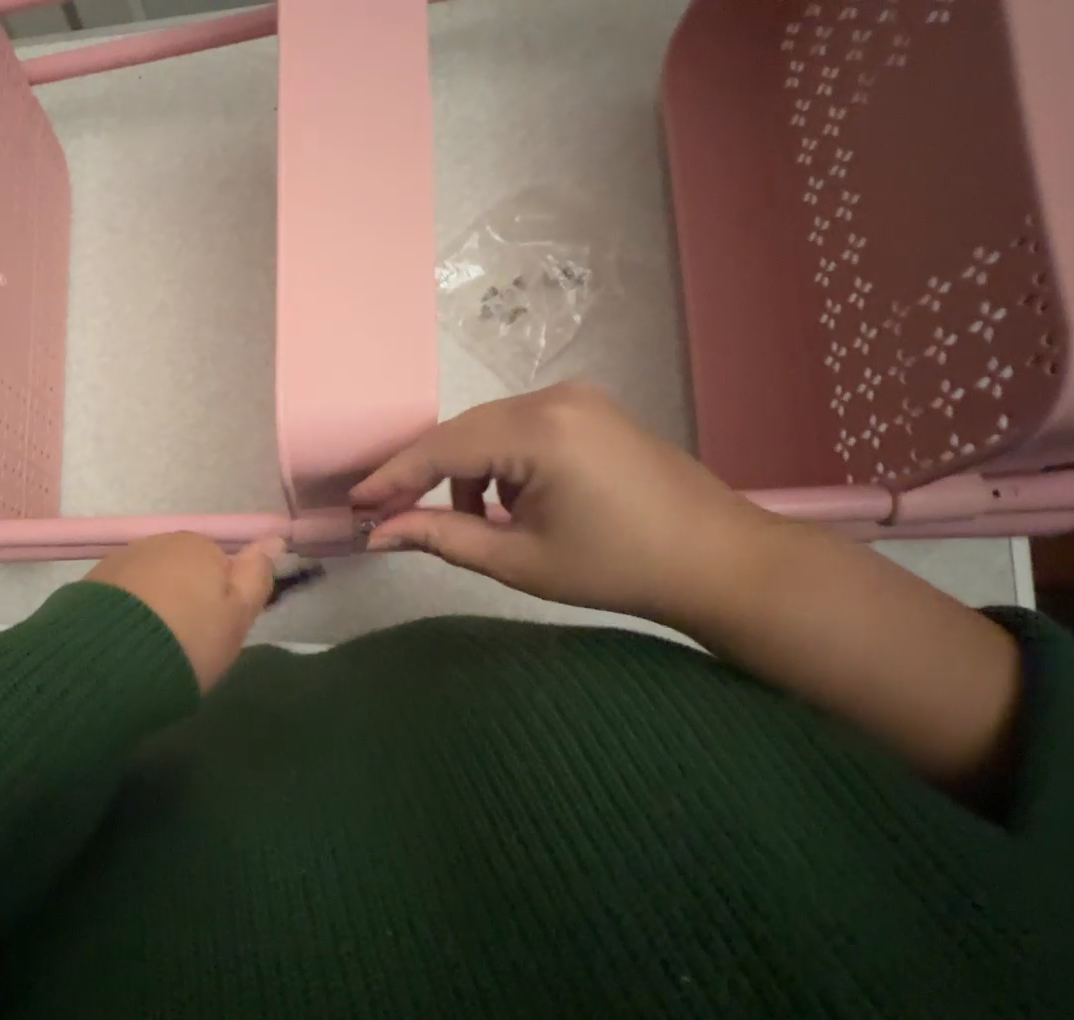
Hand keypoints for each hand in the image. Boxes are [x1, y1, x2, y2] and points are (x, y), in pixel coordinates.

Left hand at [86, 533, 283, 691]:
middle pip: (181, 572)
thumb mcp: (238, 617)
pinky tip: (122, 641)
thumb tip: (273, 539)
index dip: (219, 602)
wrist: (111, 659)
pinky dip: (125, 613)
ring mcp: (120, 560)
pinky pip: (121, 595)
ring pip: (150, 582)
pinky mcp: (90, 582)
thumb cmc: (189, 640)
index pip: (219, 568)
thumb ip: (256, 577)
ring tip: (149, 646)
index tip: (212, 633)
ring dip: (153, 606)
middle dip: (183, 600)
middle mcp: (158, 542)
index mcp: (199, 546)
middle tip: (182, 642)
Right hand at [350, 382, 776, 623]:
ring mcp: (576, 398)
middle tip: (387, 514)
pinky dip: (497, 463)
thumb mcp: (517, 559)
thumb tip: (378, 533)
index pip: (442, 448)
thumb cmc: (617, 567)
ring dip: (463, 471)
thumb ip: (441, 537)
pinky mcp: (589, 409)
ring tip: (468, 522)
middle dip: (422, 473)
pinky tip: (508, 503)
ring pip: (487, 429)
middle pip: (460, 431)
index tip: (354, 503)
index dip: (392, 477)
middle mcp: (554, 398)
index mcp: (539, 431)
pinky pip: (519, 427)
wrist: (719, 560)